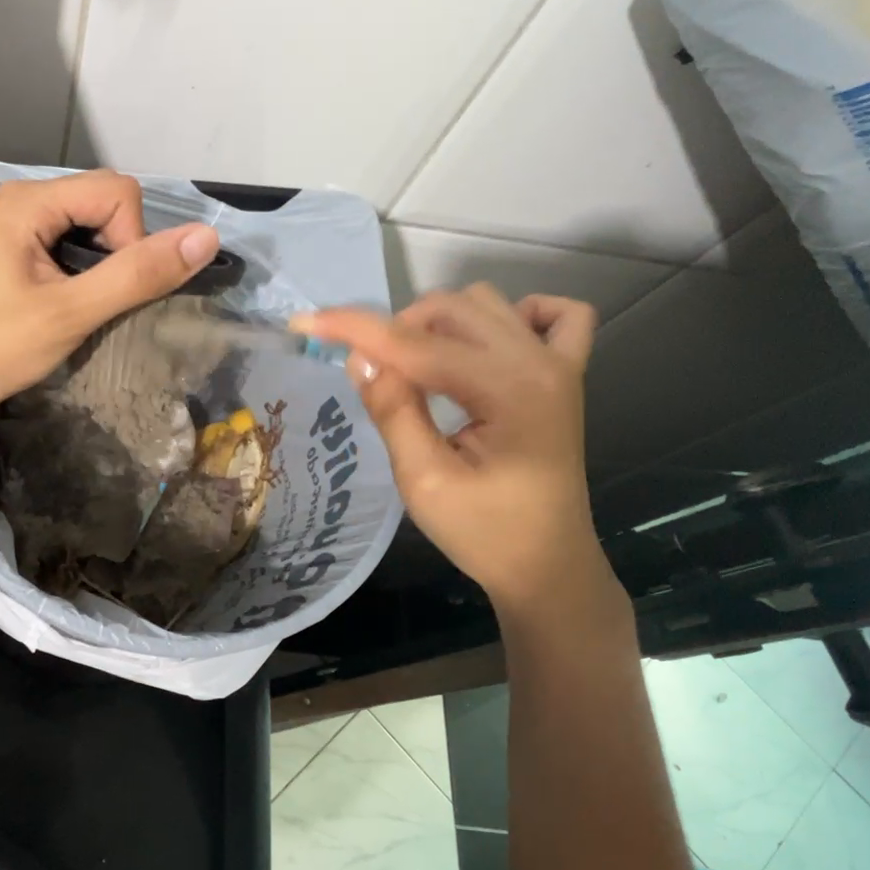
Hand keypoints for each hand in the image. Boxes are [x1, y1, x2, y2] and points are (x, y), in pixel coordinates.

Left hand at [0, 169, 219, 421]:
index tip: (111, 290)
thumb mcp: (72, 313)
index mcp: (27, 201)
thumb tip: (205, 237)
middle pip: (103, 202)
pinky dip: (81, 269)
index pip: (117, 192)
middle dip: (117, 249)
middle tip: (94, 300)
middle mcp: (19, 199)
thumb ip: (137, 274)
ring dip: (101, 263)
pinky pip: (66, 241)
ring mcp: (12, 224)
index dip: (131, 239)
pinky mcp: (11, 249)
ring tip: (80, 305)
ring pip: (88, 224)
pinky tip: (67, 302)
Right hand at [295, 285, 604, 611]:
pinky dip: (515, 316)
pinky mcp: (565, 375)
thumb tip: (359, 358)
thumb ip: (394, 411)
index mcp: (508, 390)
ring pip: (487, 304)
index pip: (416, 343)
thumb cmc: (482, 532)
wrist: (545, 565)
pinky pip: (554, 315)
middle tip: (367, 372)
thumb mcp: (423, 480)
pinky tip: (484, 348)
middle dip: (395, 327)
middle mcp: (539, 362)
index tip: (305, 321)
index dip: (355, 328)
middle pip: (451, 309)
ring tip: (413, 368)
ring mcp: (559, 364)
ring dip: (439, 323)